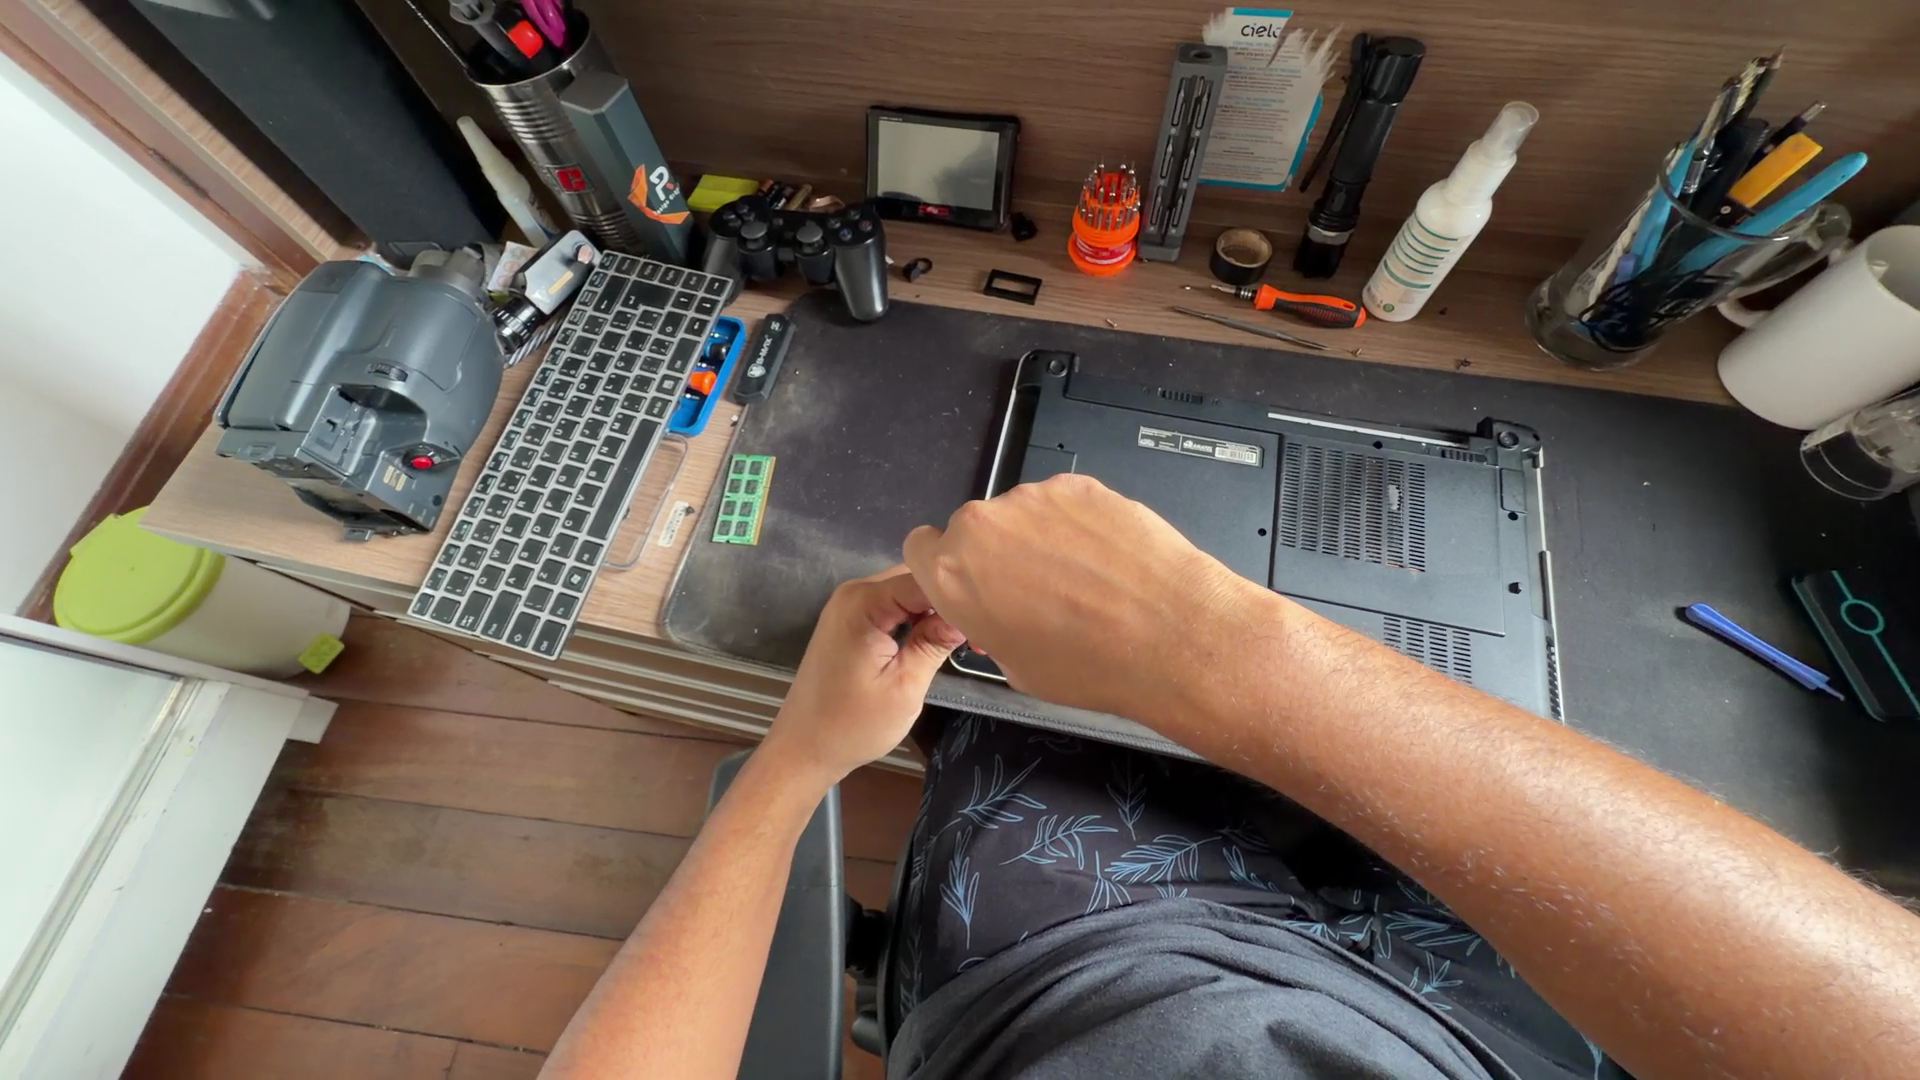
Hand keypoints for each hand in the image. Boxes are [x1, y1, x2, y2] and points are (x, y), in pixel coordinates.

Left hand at [760, 566, 965, 783]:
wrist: (804, 748)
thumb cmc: (853, 725)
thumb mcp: (904, 687)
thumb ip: (934, 643)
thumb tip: (968, 614)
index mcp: (864, 603)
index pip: (925, 579)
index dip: (957, 597)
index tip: (986, 622)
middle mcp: (854, 592)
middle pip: (916, 578)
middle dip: (948, 602)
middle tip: (979, 635)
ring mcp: (849, 603)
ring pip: (907, 589)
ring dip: (934, 610)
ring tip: (963, 639)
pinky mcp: (850, 618)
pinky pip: (892, 604)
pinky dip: (915, 617)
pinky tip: (934, 639)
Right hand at [902, 474, 1263, 719]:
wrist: (1170, 637)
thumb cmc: (1092, 665)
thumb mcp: (1017, 667)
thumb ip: (987, 623)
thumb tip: (998, 610)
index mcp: (951, 573)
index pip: (920, 549)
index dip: (943, 568)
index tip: (968, 581)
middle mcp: (982, 526)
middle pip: (972, 530)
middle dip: (995, 555)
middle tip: (1035, 588)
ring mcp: (1032, 498)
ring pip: (1020, 515)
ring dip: (1038, 538)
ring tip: (1082, 577)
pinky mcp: (1077, 484)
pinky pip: (1062, 503)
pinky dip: (1076, 524)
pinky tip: (1105, 558)